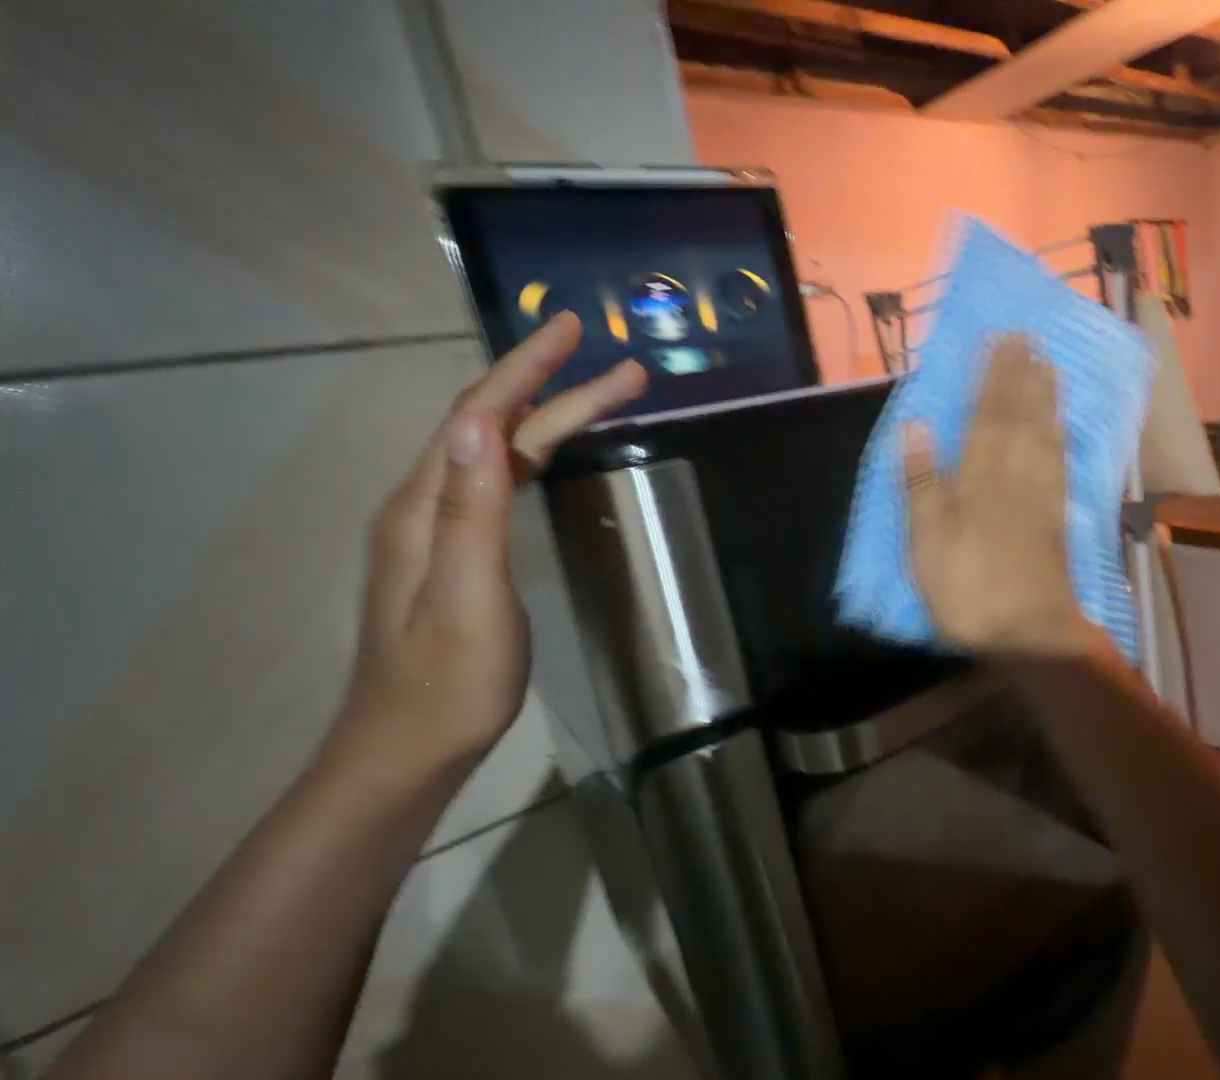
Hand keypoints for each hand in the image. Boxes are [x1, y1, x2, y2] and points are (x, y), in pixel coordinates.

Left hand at [323, 313, 646, 784]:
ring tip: (601, 395)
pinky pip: (496, 483)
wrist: (408, 749)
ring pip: (496, 453)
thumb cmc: (449, 682)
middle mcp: (425, 506)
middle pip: (491, 427)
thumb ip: (473, 509)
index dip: (526, 369)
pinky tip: (550, 454)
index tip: (571, 328)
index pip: (477, 415)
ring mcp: (437, 532)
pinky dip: (533, 453)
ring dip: (547, 417)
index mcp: (424, 507)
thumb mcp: (467, 596)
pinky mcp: (454, 556)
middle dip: (553, 387)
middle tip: (620, 366)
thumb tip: (484, 421)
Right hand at [902, 336, 1100, 655]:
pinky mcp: (1058, 516)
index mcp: (979, 478)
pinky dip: (1059, 435)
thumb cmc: (967, 591)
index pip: (986, 415)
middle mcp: (1016, 475)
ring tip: (1047, 365)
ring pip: (1044, 434)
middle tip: (1027, 338)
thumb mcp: (927, 543)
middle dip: (1022, 375)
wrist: (1030, 635)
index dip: (992, 377)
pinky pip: (1060, 462)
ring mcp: (1042, 495)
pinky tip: (1060, 426)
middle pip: (1020, 416)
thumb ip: (922, 483)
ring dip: (1045, 397)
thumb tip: (915, 426)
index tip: (999, 341)